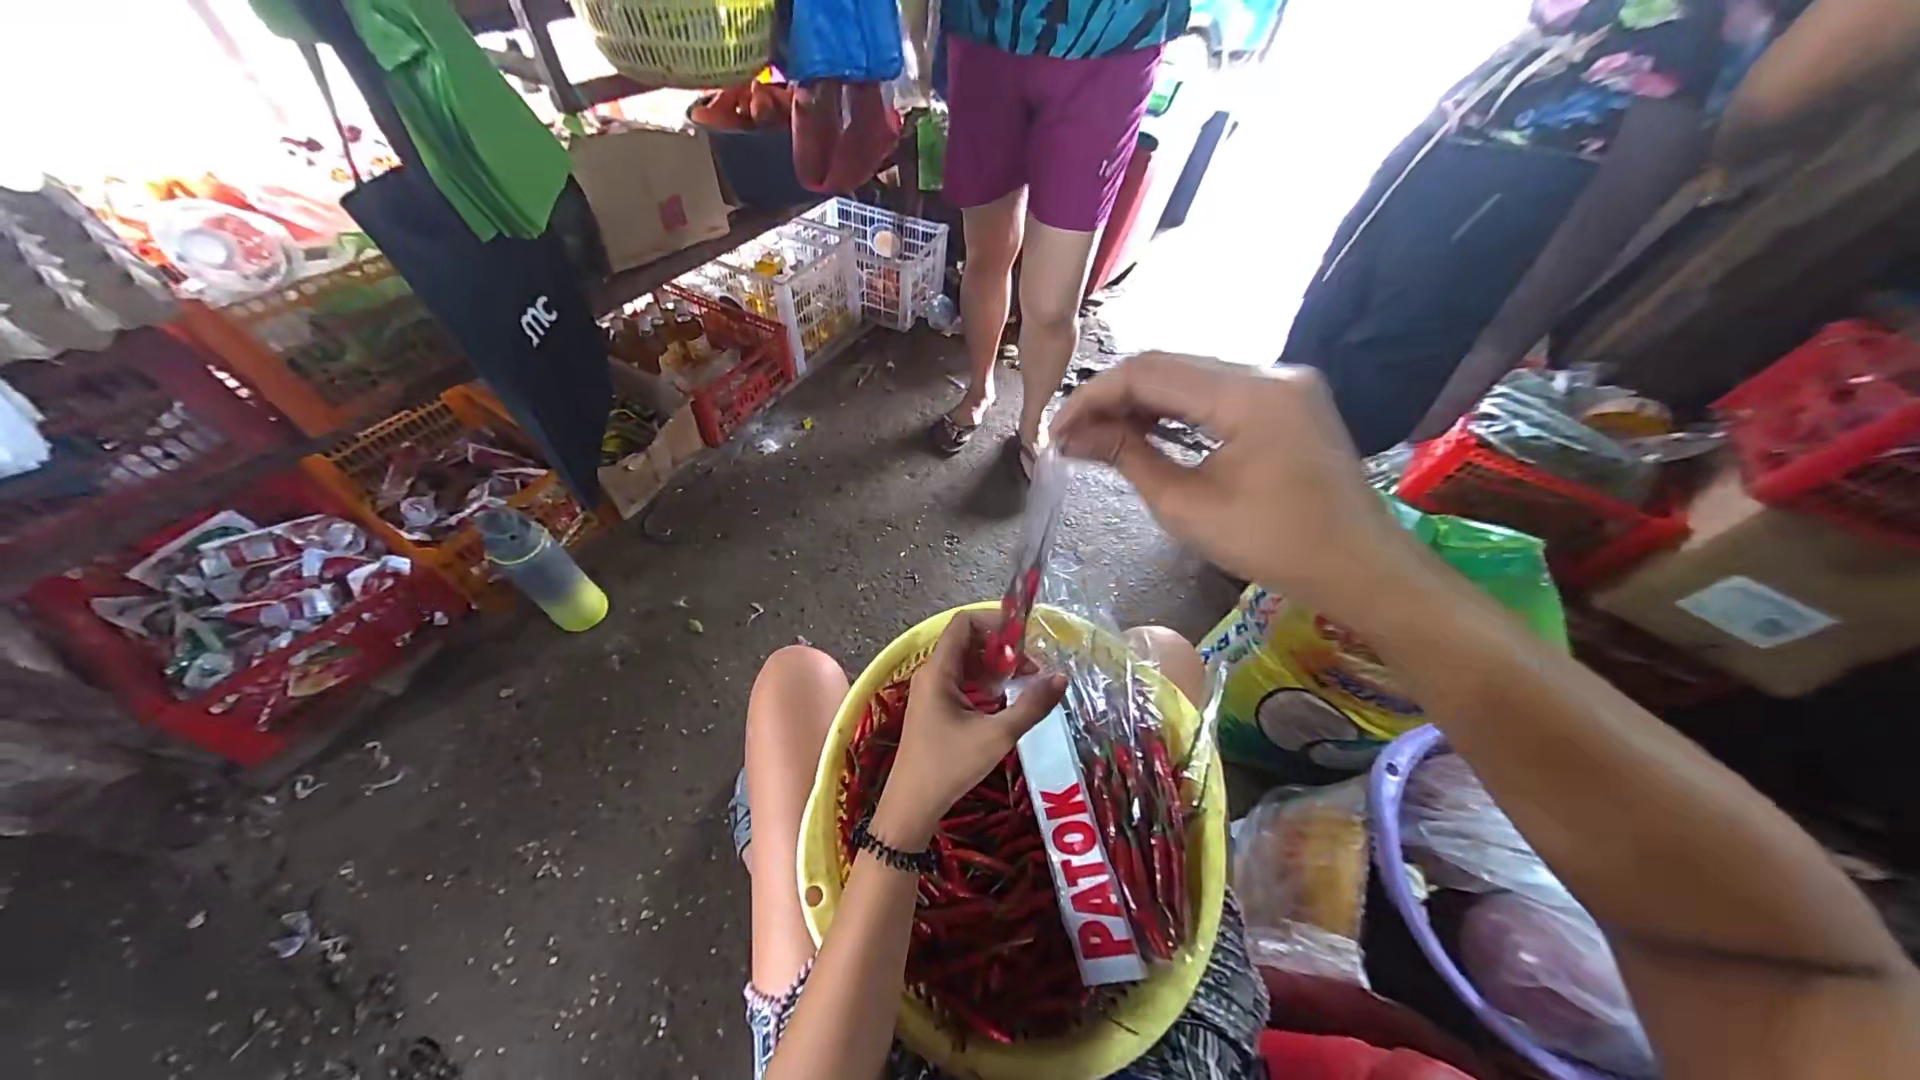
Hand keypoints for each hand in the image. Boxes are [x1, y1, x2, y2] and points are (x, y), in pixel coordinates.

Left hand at [872, 612, 1066, 846]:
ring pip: (967, 662)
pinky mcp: (935, 707)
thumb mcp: (997, 735)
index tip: (1025, 641)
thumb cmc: (949, 766)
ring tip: (1024, 683)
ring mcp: (932, 690)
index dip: (996, 623)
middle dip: (1002, 648)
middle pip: (968, 641)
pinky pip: (962, 680)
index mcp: (939, 670)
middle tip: (1031, 668)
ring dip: (996, 667)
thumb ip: (1031, 705)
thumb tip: (1061, 678)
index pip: (965, 622)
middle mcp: (932, 673)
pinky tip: (1005, 701)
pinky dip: (985, 683)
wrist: (911, 805)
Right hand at [1050, 353, 1419, 614]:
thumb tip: (1072, 438)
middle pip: (1169, 365)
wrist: (1361, 567)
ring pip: (1191, 375)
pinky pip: (1216, 391)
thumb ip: (1127, 458)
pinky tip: (1147, 432)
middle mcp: (1268, 371)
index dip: (1093, 397)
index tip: (1056, 430)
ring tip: (1100, 436)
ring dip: (1142, 402)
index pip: (1149, 372)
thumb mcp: (1187, 507)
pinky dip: (1175, 409)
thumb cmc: (1274, 547)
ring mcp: (1282, 382)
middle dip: (1113, 398)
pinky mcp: (1286, 399)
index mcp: (1249, 395)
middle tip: (1073, 435)